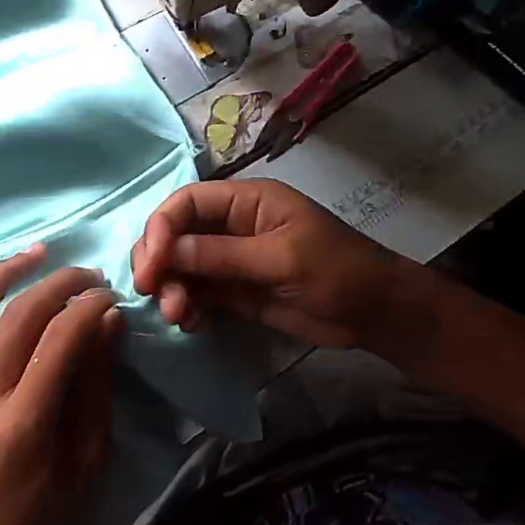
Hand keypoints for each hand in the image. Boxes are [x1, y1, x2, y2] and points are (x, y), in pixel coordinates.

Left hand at [0, 246, 120, 524]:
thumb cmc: (48, 512)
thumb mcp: (89, 452)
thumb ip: (95, 381)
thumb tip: (107, 317)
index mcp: (23, 426)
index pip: (61, 338)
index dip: (91, 305)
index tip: (112, 294)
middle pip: (18, 318)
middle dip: (61, 284)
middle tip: (89, 274)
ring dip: (0, 277)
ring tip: (34, 255)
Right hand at [131, 178, 410, 348]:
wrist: (374, 311)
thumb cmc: (336, 270)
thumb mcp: (282, 258)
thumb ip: (224, 255)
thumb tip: (168, 250)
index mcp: (249, 201)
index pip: (190, 201)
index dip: (162, 227)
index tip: (151, 265)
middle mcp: (235, 225)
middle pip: (179, 233)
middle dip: (161, 260)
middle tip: (152, 292)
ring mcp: (236, 260)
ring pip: (185, 266)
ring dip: (172, 288)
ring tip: (179, 315)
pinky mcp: (239, 292)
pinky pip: (200, 294)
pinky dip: (189, 306)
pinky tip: (192, 323)